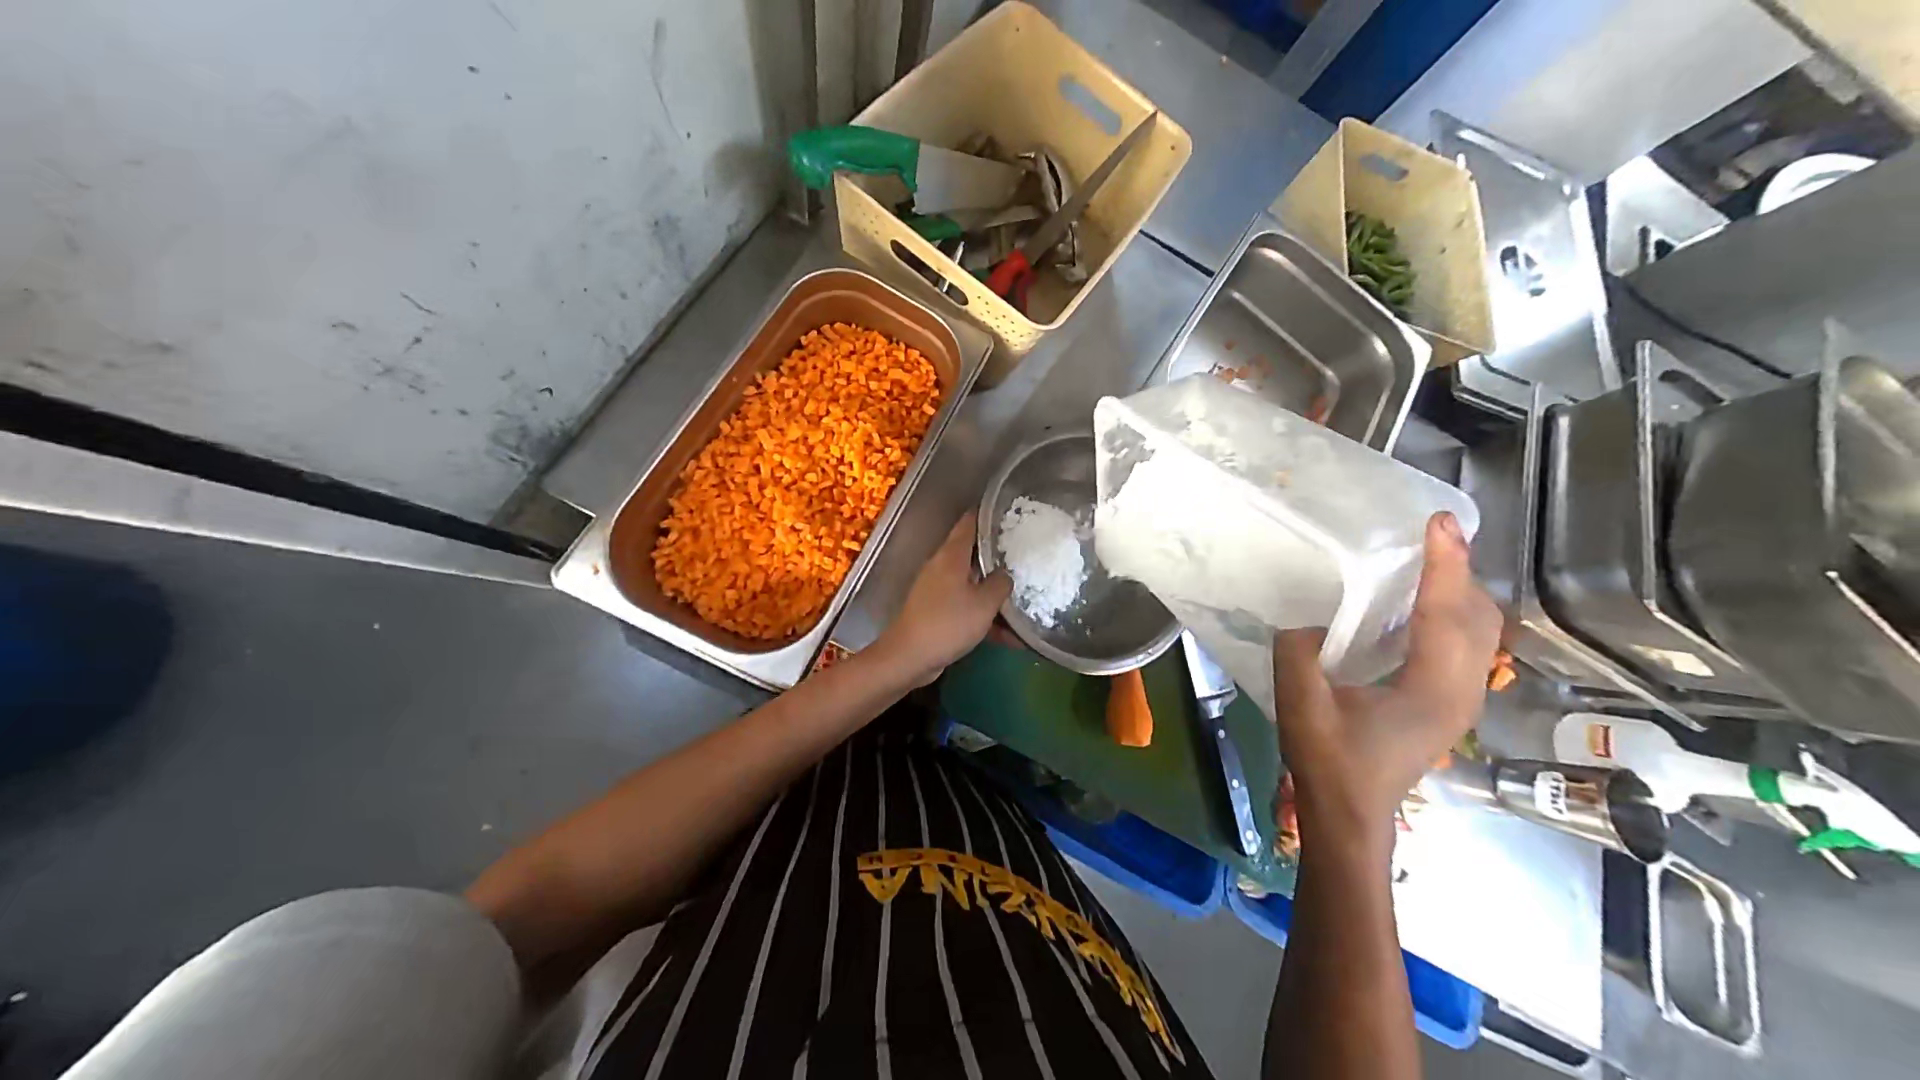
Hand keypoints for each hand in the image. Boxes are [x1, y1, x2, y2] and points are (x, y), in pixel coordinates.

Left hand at [872, 513, 1011, 686]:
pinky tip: (1012, 638)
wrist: (909, 658)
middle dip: (1000, 557)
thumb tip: (1006, 575)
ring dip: (996, 596)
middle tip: (1027, 556)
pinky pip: (968, 610)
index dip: (988, 514)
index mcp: (951, 556)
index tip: (1009, 511)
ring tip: (1027, 602)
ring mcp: (938, 591)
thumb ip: (1000, 584)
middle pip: (974, 555)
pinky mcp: (938, 614)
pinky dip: (987, 619)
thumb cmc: (947, 623)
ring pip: (974, 586)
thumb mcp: (984, 604)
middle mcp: (942, 568)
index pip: (969, 523)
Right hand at [1271, 511, 1500, 849]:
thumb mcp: (1302, 704)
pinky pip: (1467, 645)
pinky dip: (1452, 614)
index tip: (1438, 523)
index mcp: (1433, 689)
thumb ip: (1300, 653)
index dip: (1445, 564)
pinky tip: (1417, 607)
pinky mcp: (1451, 703)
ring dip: (1459, 592)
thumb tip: (1309, 621)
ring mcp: (1463, 699)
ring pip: (1481, 632)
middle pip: (1479, 617)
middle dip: (1460, 571)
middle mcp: (1463, 690)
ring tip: (1427, 563)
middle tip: (1427, 538)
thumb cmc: (1329, 762)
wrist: (1351, 815)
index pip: (1446, 614)